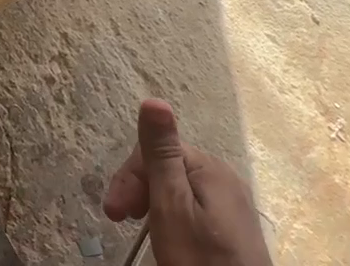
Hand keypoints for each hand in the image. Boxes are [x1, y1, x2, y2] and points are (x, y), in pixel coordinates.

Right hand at [103, 100, 271, 265]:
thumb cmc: (200, 260)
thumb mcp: (171, 205)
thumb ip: (161, 153)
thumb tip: (154, 99)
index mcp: (210, 168)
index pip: (154, 150)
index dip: (130, 177)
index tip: (115, 212)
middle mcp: (225, 178)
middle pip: (166, 168)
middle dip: (138, 190)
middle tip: (118, 220)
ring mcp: (232, 206)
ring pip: (177, 189)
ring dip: (151, 204)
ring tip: (140, 229)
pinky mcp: (234, 230)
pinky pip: (193, 208)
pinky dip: (172, 218)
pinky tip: (168, 236)